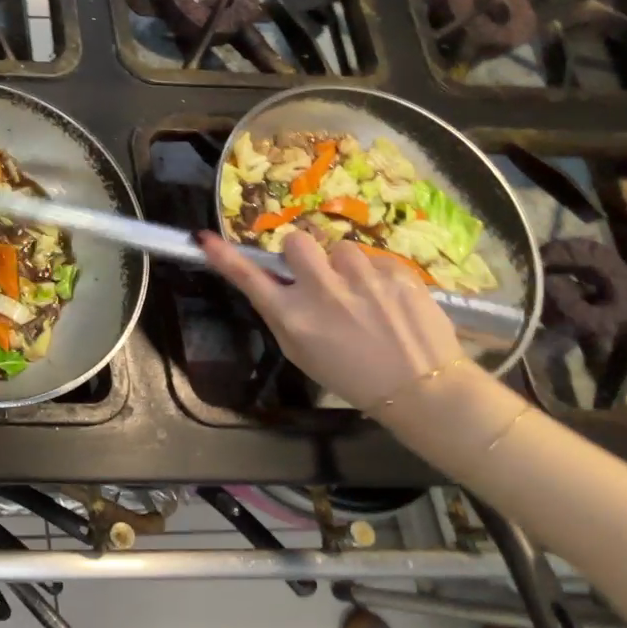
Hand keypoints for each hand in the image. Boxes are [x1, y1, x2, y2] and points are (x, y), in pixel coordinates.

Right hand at [198, 230, 464, 408]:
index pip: (249, 277)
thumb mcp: (300, 352)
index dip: (224, 257)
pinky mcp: (398, 273)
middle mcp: (322, 291)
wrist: (421, 388)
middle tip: (318, 274)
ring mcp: (362, 279)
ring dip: (344, 266)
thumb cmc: (350, 375)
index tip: (205, 239)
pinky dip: (376, 275)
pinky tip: (387, 301)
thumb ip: (282, 314)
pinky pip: (375, 259)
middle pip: (297, 241)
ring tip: (361, 294)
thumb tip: (271, 281)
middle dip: (303, 253)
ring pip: (340, 248)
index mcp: (292, 316)